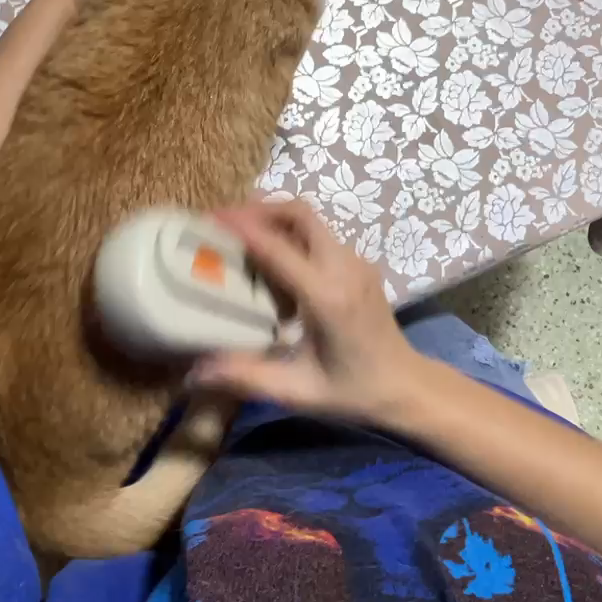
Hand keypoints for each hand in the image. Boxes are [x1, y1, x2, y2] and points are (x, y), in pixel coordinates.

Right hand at [190, 199, 429, 422]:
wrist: (407, 386)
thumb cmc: (353, 391)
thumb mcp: (298, 391)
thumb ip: (247, 377)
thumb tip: (195, 373)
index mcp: (327, 296)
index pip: (278, 247)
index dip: (242, 227)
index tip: (210, 219)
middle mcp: (344, 268)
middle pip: (299, 213)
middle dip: (259, 210)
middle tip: (224, 223)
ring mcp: (356, 262)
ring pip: (311, 220)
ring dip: (275, 220)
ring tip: (241, 238)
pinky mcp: (360, 265)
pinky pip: (321, 235)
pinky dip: (292, 234)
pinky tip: (272, 260)